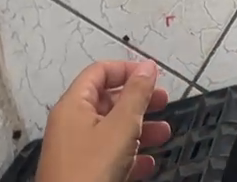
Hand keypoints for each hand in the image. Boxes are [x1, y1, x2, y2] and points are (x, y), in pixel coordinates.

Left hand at [37, 59, 172, 181]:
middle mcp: (71, 124)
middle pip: (109, 101)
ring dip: (140, 130)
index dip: (127, 69)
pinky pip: (108, 156)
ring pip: (112, 130)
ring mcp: (75, 152)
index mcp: (74, 105)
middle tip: (165, 104)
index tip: (153, 77)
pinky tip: (148, 164)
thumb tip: (148, 66)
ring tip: (164, 135)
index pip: (100, 72)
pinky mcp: (80, 175)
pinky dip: (129, 155)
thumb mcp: (121, 126)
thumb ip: (137, 94)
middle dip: (140, 102)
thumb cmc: (93, 167)